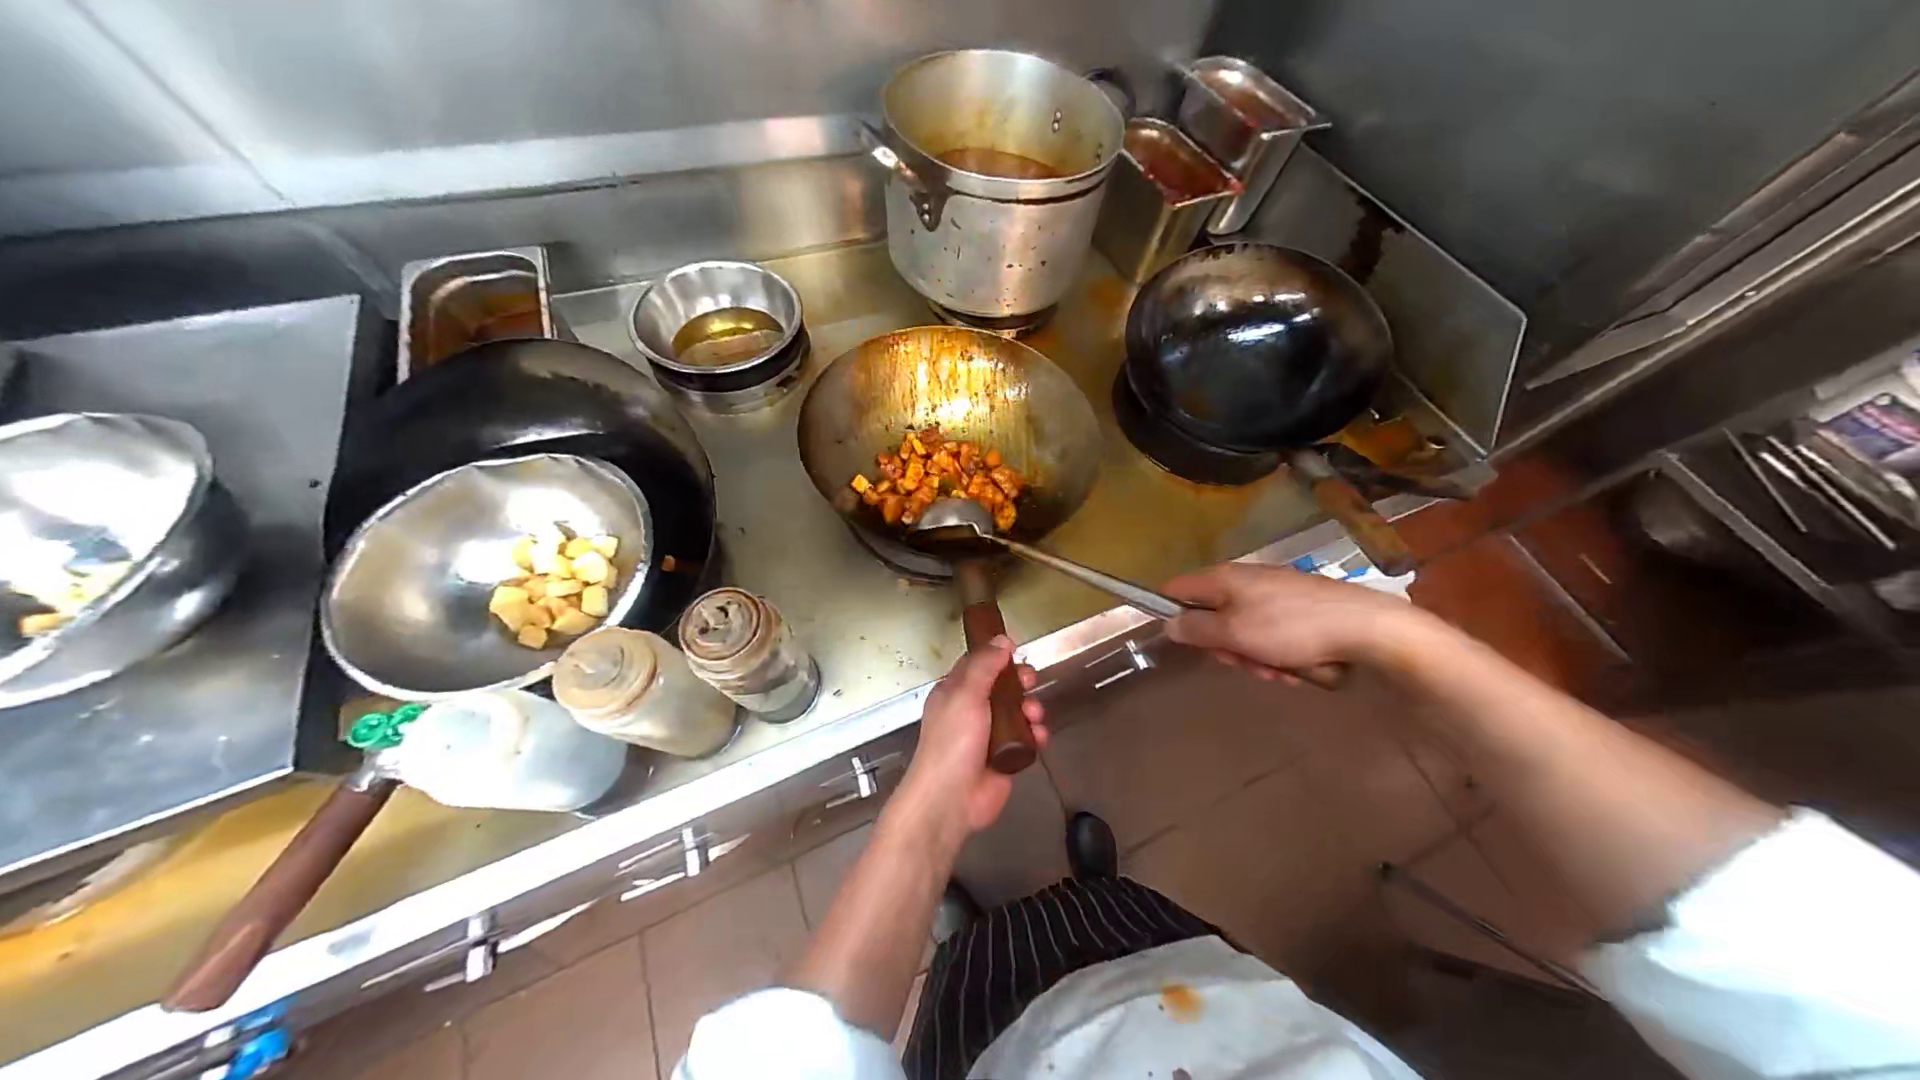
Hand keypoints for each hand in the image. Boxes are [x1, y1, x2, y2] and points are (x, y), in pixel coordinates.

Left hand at [897, 636, 1047, 843]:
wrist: (952, 798)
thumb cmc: (952, 742)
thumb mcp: (966, 694)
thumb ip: (984, 665)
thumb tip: (1001, 640)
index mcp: (953, 693)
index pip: (976, 665)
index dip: (995, 656)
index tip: (1015, 650)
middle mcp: (970, 711)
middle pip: (1001, 686)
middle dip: (1019, 682)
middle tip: (1030, 681)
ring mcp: (988, 735)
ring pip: (1017, 711)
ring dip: (1031, 708)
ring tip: (1034, 715)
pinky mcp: (1005, 757)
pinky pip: (1026, 738)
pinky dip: (1036, 735)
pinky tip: (1039, 737)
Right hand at [1163, 562, 1438, 679]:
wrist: (1364, 626)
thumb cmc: (1289, 628)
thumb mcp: (1233, 634)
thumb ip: (1195, 629)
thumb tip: (1168, 623)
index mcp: (1223, 579)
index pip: (1176, 589)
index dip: (1171, 614)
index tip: (1186, 642)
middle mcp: (1244, 580)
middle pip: (1212, 616)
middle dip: (1224, 646)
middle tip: (1241, 663)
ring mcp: (1273, 592)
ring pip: (1243, 630)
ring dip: (1254, 656)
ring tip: (1278, 671)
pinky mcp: (1298, 607)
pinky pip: (1271, 633)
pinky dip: (1278, 652)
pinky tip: (1296, 667)